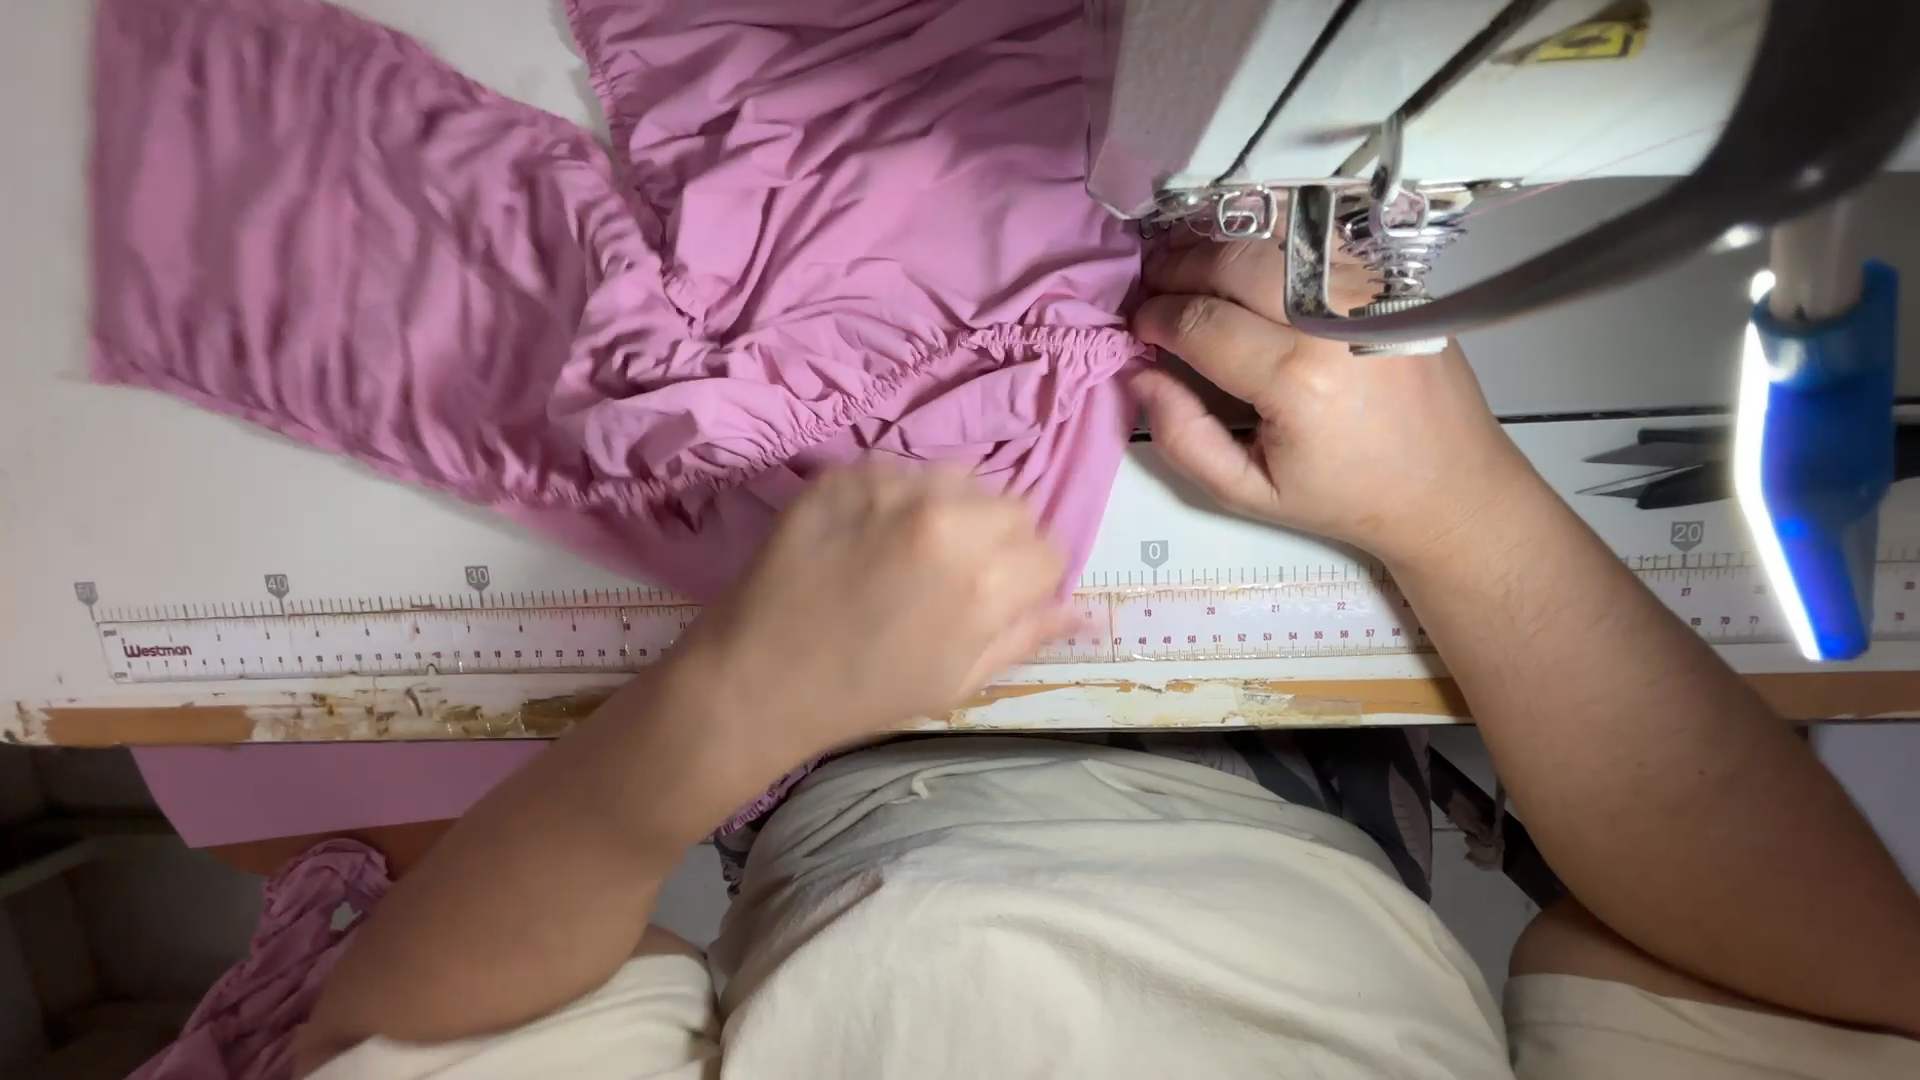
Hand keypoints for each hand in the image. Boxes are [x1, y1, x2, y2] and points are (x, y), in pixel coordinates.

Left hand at [670, 463, 1072, 765]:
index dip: (1030, 576)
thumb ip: (1026, 636)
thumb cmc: (865, 693)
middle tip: (958, 571)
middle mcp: (947, 519)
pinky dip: (902, 498)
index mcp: (985, 582)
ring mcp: (892, 487)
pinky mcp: (847, 472)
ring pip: (963, 478)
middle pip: (1015, 504)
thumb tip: (1082, 610)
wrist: (756, 678)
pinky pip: (904, 471)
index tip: (1001, 593)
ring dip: (955, 509)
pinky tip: (870, 535)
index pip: (1050, 548)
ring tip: (914, 548)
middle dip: (1000, 537)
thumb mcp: (958, 681)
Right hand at [1130, 240, 1540, 566]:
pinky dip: (1268, 248)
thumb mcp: (1246, 491)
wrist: (1448, 486)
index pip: (1201, 323)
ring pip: (1275, 241)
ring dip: (1219, 250)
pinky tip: (1242, 270)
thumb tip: (1140, 375)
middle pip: (1234, 263)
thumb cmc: (1342, 496)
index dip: (1155, 318)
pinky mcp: (1390, 285)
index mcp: (1298, 381)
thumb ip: (1183, 437)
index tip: (1137, 328)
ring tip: (1187, 272)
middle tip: (1152, 289)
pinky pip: (1315, 246)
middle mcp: (1336, 323)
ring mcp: (1370, 294)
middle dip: (1178, 269)